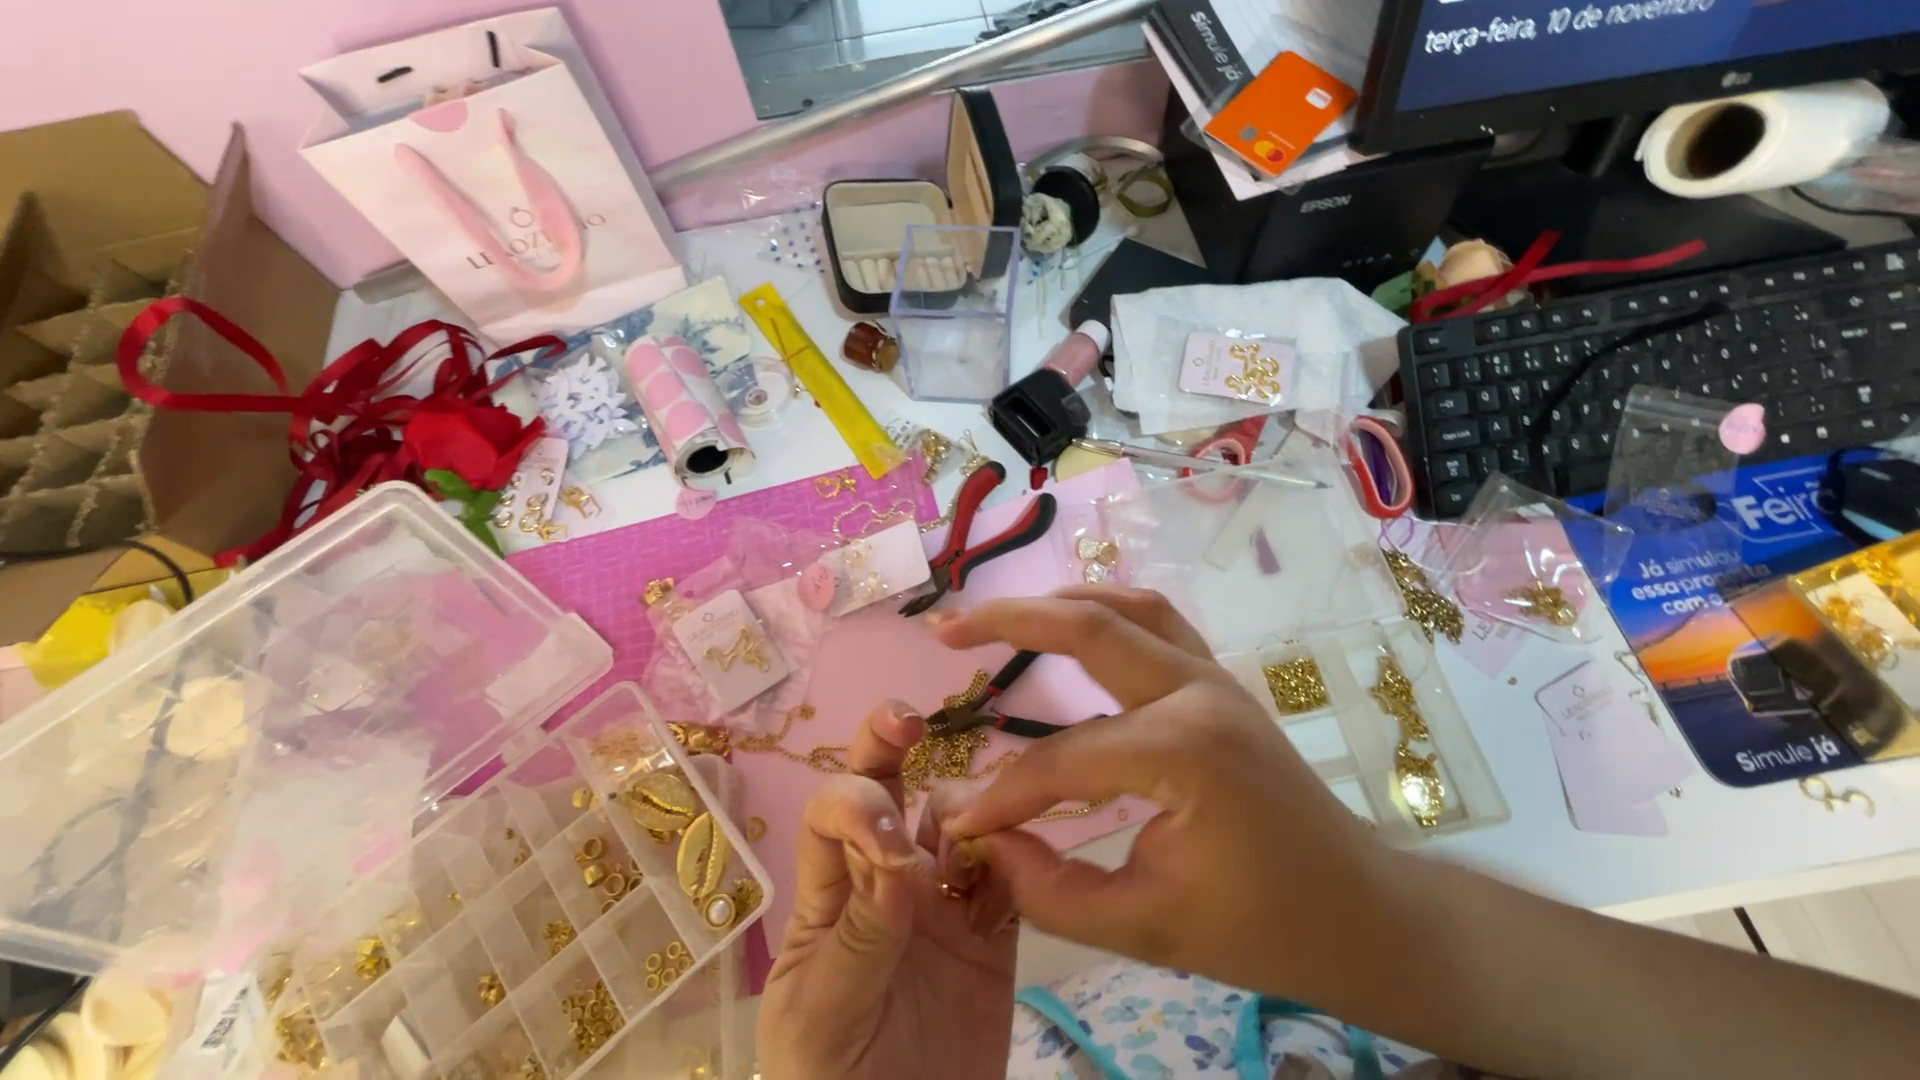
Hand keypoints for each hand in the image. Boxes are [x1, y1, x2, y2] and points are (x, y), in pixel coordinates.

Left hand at [757, 702, 1017, 1079]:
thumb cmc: (831, 1079)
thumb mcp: (822, 1014)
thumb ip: (860, 937)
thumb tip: (900, 858)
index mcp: (831, 895)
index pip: (831, 815)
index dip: (854, 803)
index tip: (889, 838)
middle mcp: (885, 881)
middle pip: (884, 791)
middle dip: (888, 744)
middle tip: (907, 719)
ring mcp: (942, 904)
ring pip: (957, 824)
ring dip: (971, 814)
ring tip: (988, 846)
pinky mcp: (993, 933)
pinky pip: (1009, 878)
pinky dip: (1018, 862)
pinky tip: (1022, 874)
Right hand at [931, 586, 1397, 1001]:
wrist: (1358, 912)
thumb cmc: (1261, 928)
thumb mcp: (1148, 929)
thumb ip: (1050, 890)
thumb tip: (982, 838)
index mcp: (1184, 752)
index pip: (1062, 760)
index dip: (999, 794)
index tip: (955, 822)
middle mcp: (1198, 692)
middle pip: (1089, 627)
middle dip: (1008, 622)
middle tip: (944, 630)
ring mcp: (1215, 677)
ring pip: (1126, 606)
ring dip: (1056, 602)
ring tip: (996, 616)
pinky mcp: (1219, 681)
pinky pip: (1155, 621)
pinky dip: (1103, 610)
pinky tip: (1068, 624)